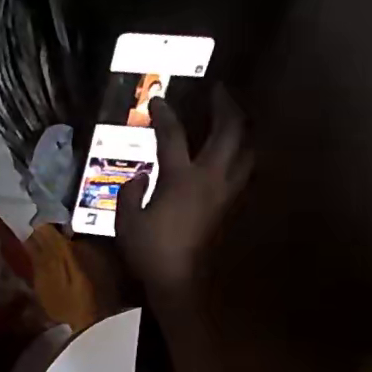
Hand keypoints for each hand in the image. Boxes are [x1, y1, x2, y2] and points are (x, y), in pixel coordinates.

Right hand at [116, 87, 253, 322]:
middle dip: (225, 106)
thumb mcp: (125, 221)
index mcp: (180, 178)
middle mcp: (209, 178)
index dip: (163, 115)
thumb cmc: (149, 251)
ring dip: (242, 129)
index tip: (157, 100)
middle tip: (219, 91)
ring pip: (246, 150)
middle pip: (229, 131)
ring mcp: (224, 192)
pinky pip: (243, 171)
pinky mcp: (228, 206)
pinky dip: (242, 154)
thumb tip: (139, 176)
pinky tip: (234, 154)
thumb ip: (129, 192)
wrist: (178, 280)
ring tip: (234, 120)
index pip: (172, 135)